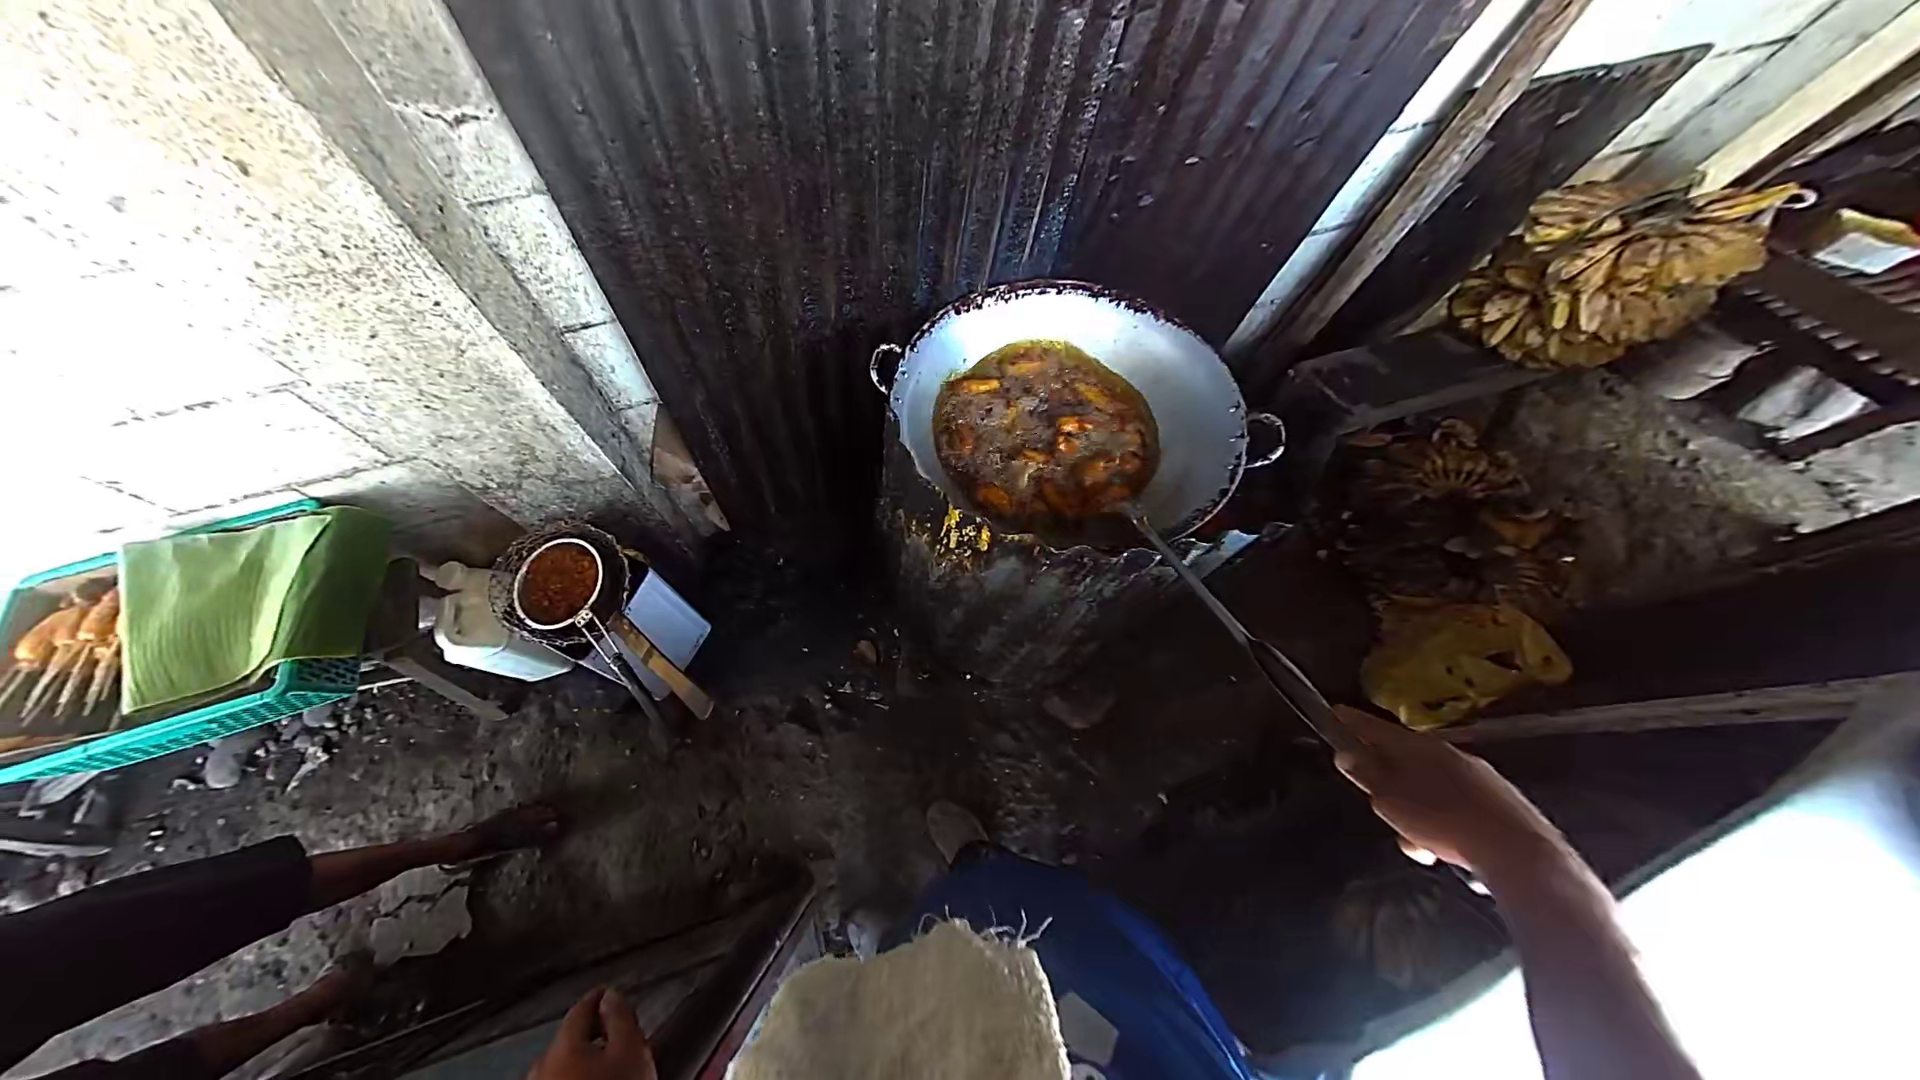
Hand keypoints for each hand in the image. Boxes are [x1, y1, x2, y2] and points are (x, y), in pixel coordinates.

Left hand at [528, 988, 656, 1079]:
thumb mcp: (632, 1050)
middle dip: (592, 1035)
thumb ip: (621, 1016)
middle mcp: (539, 1072)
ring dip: (582, 1063)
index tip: (610, 995)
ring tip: (607, 1071)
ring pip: (560, 1068)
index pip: (582, 1007)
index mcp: (562, 1047)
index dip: (601, 998)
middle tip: (616, 1036)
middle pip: (568, 1039)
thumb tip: (610, 997)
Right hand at [1331, 705, 1568, 879]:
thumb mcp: (1389, 801)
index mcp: (1418, 747)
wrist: (1521, 855)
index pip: (1374, 727)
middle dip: (1389, 782)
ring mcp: (1480, 776)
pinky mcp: (1503, 802)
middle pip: (1404, 760)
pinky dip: (1447, 822)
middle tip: (1381, 807)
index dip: (1351, 721)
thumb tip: (1347, 755)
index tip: (1335, 713)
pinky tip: (1449, 850)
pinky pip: (1460, 805)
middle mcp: (1450, 753)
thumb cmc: (1444, 822)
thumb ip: (1366, 776)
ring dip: (1419, 810)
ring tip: (1420, 844)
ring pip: (1432, 786)